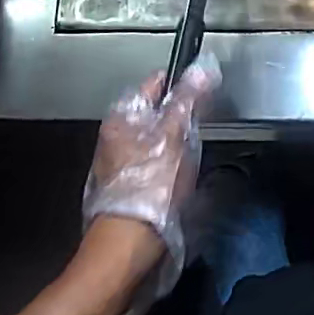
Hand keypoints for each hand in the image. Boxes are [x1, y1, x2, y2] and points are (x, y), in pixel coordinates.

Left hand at [82, 62, 219, 293]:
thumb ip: (187, 100)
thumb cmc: (153, 184)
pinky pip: (148, 163)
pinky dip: (162, 167)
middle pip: (154, 113)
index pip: (155, 83)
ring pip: (152, 139)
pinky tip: (174, 182)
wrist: (127, 246)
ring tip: (188, 160)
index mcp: (122, 115)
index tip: (200, 98)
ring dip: (172, 145)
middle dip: (177, 120)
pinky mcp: (120, 186)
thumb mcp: (176, 135)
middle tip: (196, 134)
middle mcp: (112, 134)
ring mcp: (114, 162)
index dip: (181, 86)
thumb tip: (201, 68)